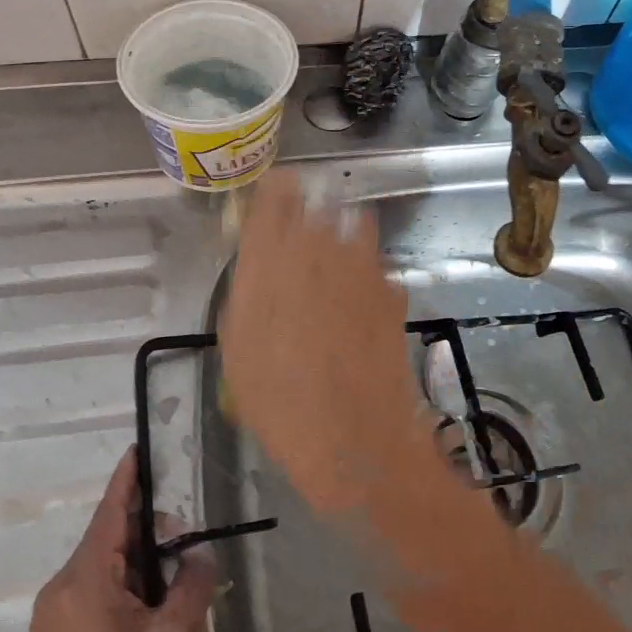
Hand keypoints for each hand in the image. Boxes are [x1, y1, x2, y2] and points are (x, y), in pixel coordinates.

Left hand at [30, 447, 216, 631]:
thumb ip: (192, 586)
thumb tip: (198, 555)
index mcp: (83, 578)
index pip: (111, 513)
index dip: (128, 479)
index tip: (140, 446)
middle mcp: (61, 588)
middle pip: (111, 540)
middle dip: (151, 533)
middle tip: (189, 544)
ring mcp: (54, 617)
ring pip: (104, 571)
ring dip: (141, 568)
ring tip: (177, 585)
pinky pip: (95, 596)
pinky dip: (126, 590)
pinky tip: (153, 609)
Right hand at [219, 170, 429, 512]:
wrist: (353, 441)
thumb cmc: (280, 404)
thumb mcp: (239, 349)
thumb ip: (247, 291)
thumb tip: (258, 265)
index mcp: (271, 258)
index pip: (276, 194)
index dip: (276, 190)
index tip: (274, 196)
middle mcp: (318, 248)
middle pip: (316, 203)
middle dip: (307, 214)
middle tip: (299, 242)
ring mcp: (363, 266)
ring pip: (352, 225)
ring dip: (342, 237)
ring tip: (333, 271)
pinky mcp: (393, 288)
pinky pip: (375, 265)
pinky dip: (366, 275)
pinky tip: (359, 309)